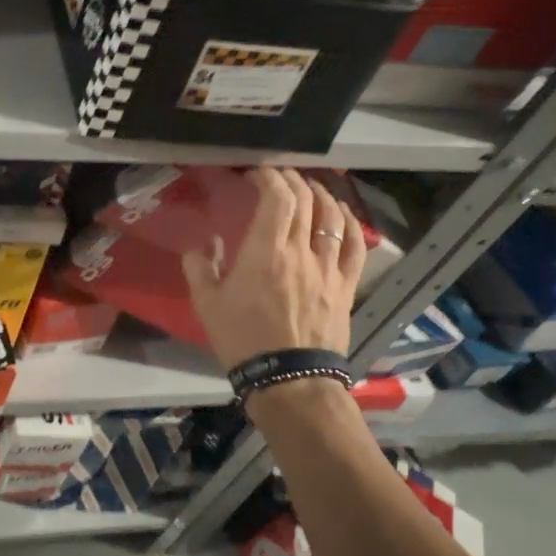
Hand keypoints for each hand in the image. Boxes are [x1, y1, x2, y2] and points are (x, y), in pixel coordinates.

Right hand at [182, 167, 367, 369]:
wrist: (290, 382)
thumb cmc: (243, 340)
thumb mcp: (207, 303)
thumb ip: (200, 267)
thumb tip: (203, 245)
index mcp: (266, 251)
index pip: (278, 197)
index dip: (269, 177)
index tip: (255, 174)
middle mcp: (302, 252)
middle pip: (306, 200)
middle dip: (291, 180)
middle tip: (276, 177)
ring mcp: (329, 268)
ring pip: (333, 217)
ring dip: (320, 195)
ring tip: (308, 188)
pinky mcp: (346, 286)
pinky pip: (355, 246)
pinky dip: (349, 223)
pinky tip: (341, 214)